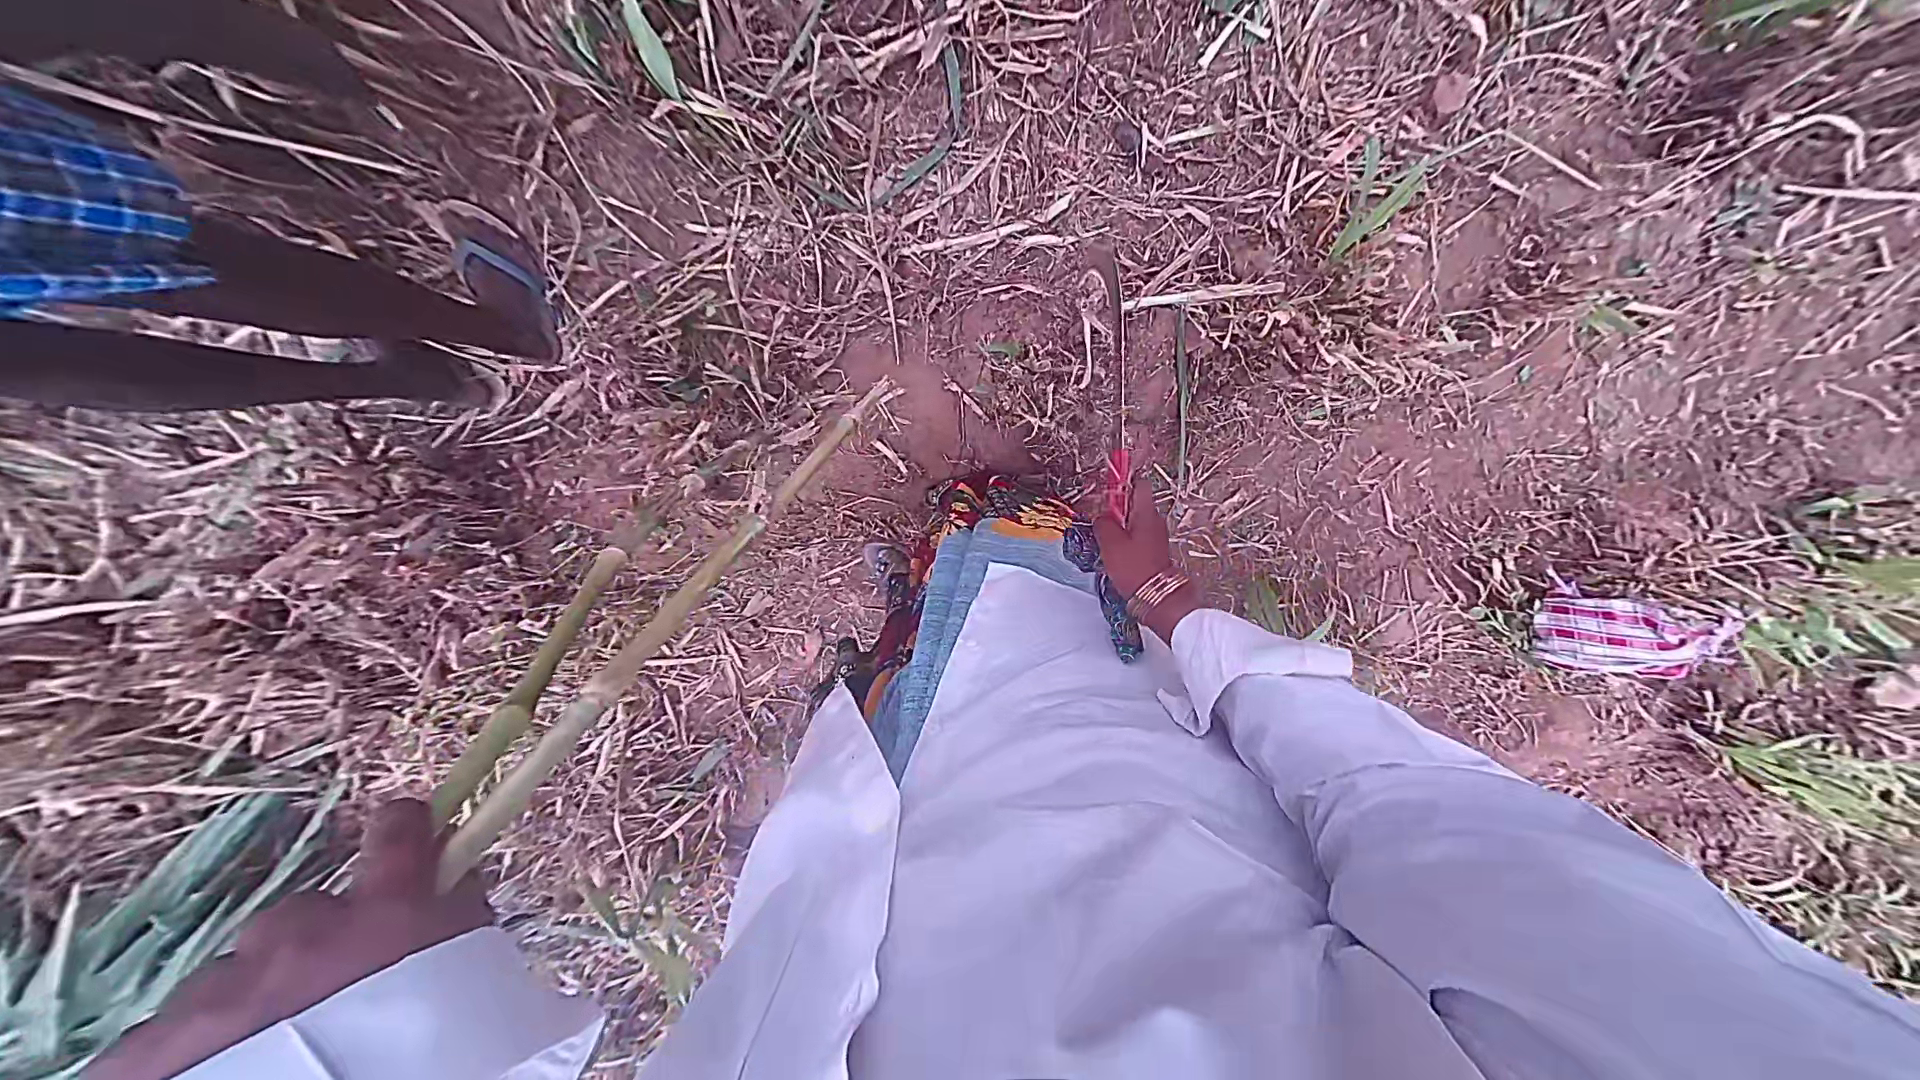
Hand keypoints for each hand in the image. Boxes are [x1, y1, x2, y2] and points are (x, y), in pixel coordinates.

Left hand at [86, 799, 491, 1079]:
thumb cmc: (434, 1039)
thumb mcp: (472, 965)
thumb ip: (457, 911)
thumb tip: (453, 878)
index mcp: (387, 908)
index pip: (396, 832)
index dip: (402, 829)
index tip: (407, 831)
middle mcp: (302, 931)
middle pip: (301, 914)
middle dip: (313, 943)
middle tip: (332, 989)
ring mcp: (218, 990)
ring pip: (234, 975)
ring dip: (255, 996)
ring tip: (274, 1046)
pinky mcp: (142, 1053)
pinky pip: (164, 1034)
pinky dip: (190, 1049)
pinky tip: (219, 1070)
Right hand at [1094, 476, 1199, 642]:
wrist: (1156, 596)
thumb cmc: (1134, 567)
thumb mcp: (1110, 542)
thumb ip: (1103, 523)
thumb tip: (1101, 517)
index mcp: (1146, 513)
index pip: (1139, 484)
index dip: (1123, 482)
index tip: (1107, 488)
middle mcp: (1155, 520)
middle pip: (1134, 502)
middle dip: (1116, 507)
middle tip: (1100, 517)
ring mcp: (1156, 535)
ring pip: (1134, 520)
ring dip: (1119, 524)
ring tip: (1104, 536)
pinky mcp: (1153, 549)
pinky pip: (1136, 535)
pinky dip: (1124, 537)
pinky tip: (1113, 549)